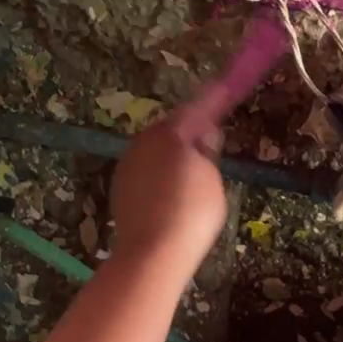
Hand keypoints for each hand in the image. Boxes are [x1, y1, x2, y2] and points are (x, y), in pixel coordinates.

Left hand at [108, 115, 226, 272]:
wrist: (152, 252)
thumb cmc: (192, 213)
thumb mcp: (211, 179)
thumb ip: (206, 151)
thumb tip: (203, 134)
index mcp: (170, 134)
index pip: (195, 109)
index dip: (210, 101)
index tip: (222, 89)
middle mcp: (143, 141)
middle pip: (169, 128)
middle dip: (187, 129)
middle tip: (207, 138)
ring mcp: (128, 163)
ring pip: (153, 148)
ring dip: (170, 151)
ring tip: (190, 167)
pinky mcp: (120, 185)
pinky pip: (144, 168)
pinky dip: (158, 170)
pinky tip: (169, 188)